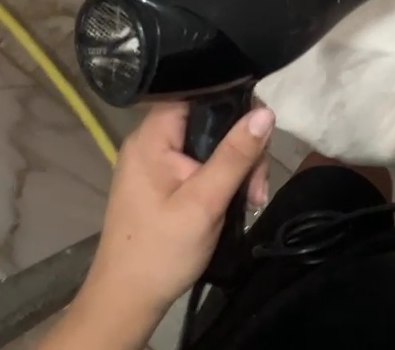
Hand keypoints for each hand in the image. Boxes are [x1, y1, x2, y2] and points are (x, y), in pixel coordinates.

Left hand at [78, 102, 274, 322]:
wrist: (127, 305)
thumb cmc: (160, 251)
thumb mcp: (205, 202)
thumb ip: (236, 155)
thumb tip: (267, 111)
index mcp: (152, 137)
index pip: (196, 90)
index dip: (232, 96)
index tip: (259, 122)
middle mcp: (152, 141)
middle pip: (211, 118)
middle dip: (242, 145)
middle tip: (257, 181)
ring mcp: (158, 162)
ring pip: (213, 141)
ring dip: (239, 166)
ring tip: (252, 198)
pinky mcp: (166, 180)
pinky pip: (205, 161)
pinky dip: (225, 177)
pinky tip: (240, 200)